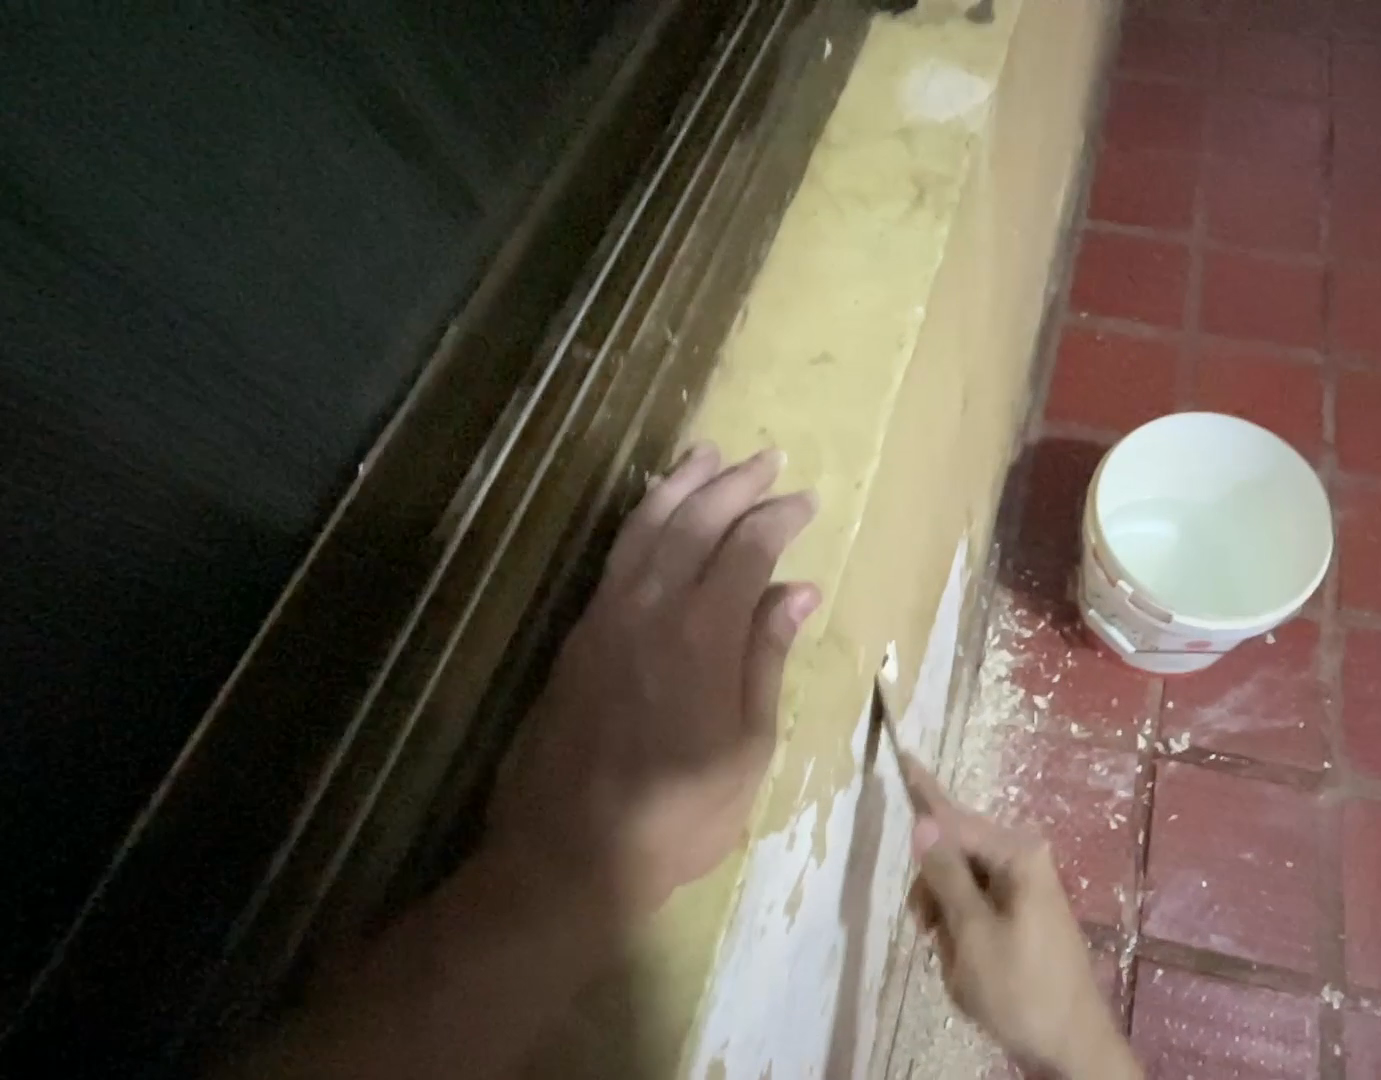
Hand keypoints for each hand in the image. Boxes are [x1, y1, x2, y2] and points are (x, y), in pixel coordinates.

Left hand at [487, 443, 819, 921]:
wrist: (570, 854)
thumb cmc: (681, 810)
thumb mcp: (749, 744)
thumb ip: (767, 656)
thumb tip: (800, 590)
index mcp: (704, 636)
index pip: (748, 549)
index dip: (780, 517)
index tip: (807, 501)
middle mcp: (652, 609)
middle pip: (697, 521)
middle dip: (736, 482)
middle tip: (768, 458)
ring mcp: (608, 617)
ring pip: (647, 527)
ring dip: (682, 484)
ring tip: (708, 453)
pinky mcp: (581, 633)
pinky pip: (616, 555)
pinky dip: (643, 518)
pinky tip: (657, 509)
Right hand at [903, 760, 1138, 1079]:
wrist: (1073, 1047)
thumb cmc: (1021, 988)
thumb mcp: (973, 933)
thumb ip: (946, 874)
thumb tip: (923, 821)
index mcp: (1016, 854)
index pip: (956, 817)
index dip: (924, 792)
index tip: (904, 755)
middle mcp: (1022, 857)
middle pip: (956, 849)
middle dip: (932, 886)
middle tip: (923, 929)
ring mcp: (1024, 884)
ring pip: (961, 881)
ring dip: (946, 915)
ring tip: (950, 958)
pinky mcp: (1022, 910)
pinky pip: (976, 903)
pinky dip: (961, 928)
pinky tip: (964, 962)